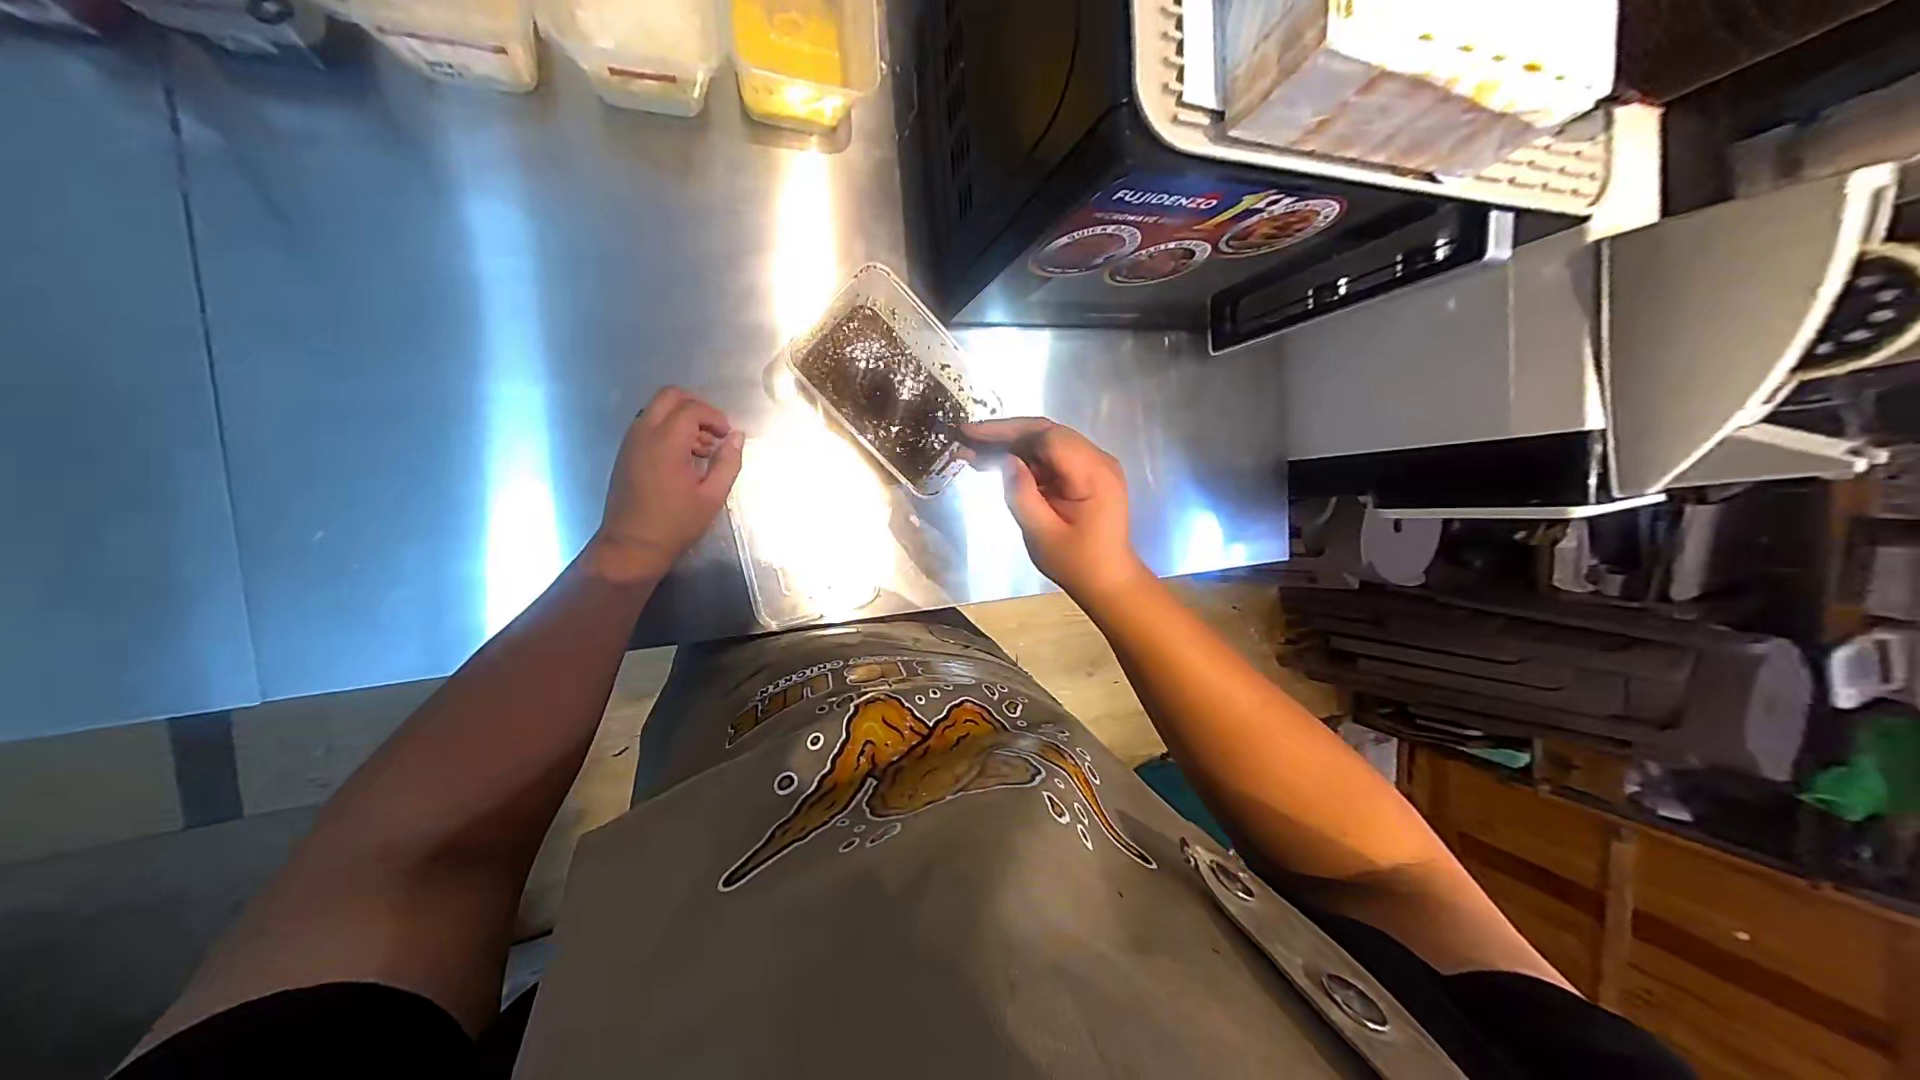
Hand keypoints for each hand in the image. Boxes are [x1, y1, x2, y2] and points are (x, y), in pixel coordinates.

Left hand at [591, 387, 743, 584]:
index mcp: (666, 443)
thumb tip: (737, 437)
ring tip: (702, 450)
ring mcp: (630, 442)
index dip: (715, 417)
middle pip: (669, 396)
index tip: (727, 436)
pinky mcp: (626, 453)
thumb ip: (728, 462)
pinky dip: (668, 430)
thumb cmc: (675, 524)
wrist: (631, 546)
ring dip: (682, 420)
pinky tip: (683, 459)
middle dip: (696, 408)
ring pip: (658, 410)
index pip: (692, 408)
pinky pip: (648, 425)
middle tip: (714, 433)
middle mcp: (644, 434)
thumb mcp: (712, 496)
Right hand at [963, 417, 1149, 600]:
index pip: (1048, 437)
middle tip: (968, 438)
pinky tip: (1000, 465)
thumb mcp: (1042, 534)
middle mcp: (1099, 460)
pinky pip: (1053, 456)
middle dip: (1006, 434)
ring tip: (977, 454)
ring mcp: (1095, 465)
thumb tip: (1005, 459)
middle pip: (1048, 433)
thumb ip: (1021, 494)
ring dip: (1013, 445)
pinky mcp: (1086, 474)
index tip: (972, 436)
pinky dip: (1026, 458)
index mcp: (1093, 474)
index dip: (1008, 432)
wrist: (1109, 580)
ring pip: (1048, 442)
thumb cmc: (1077, 563)